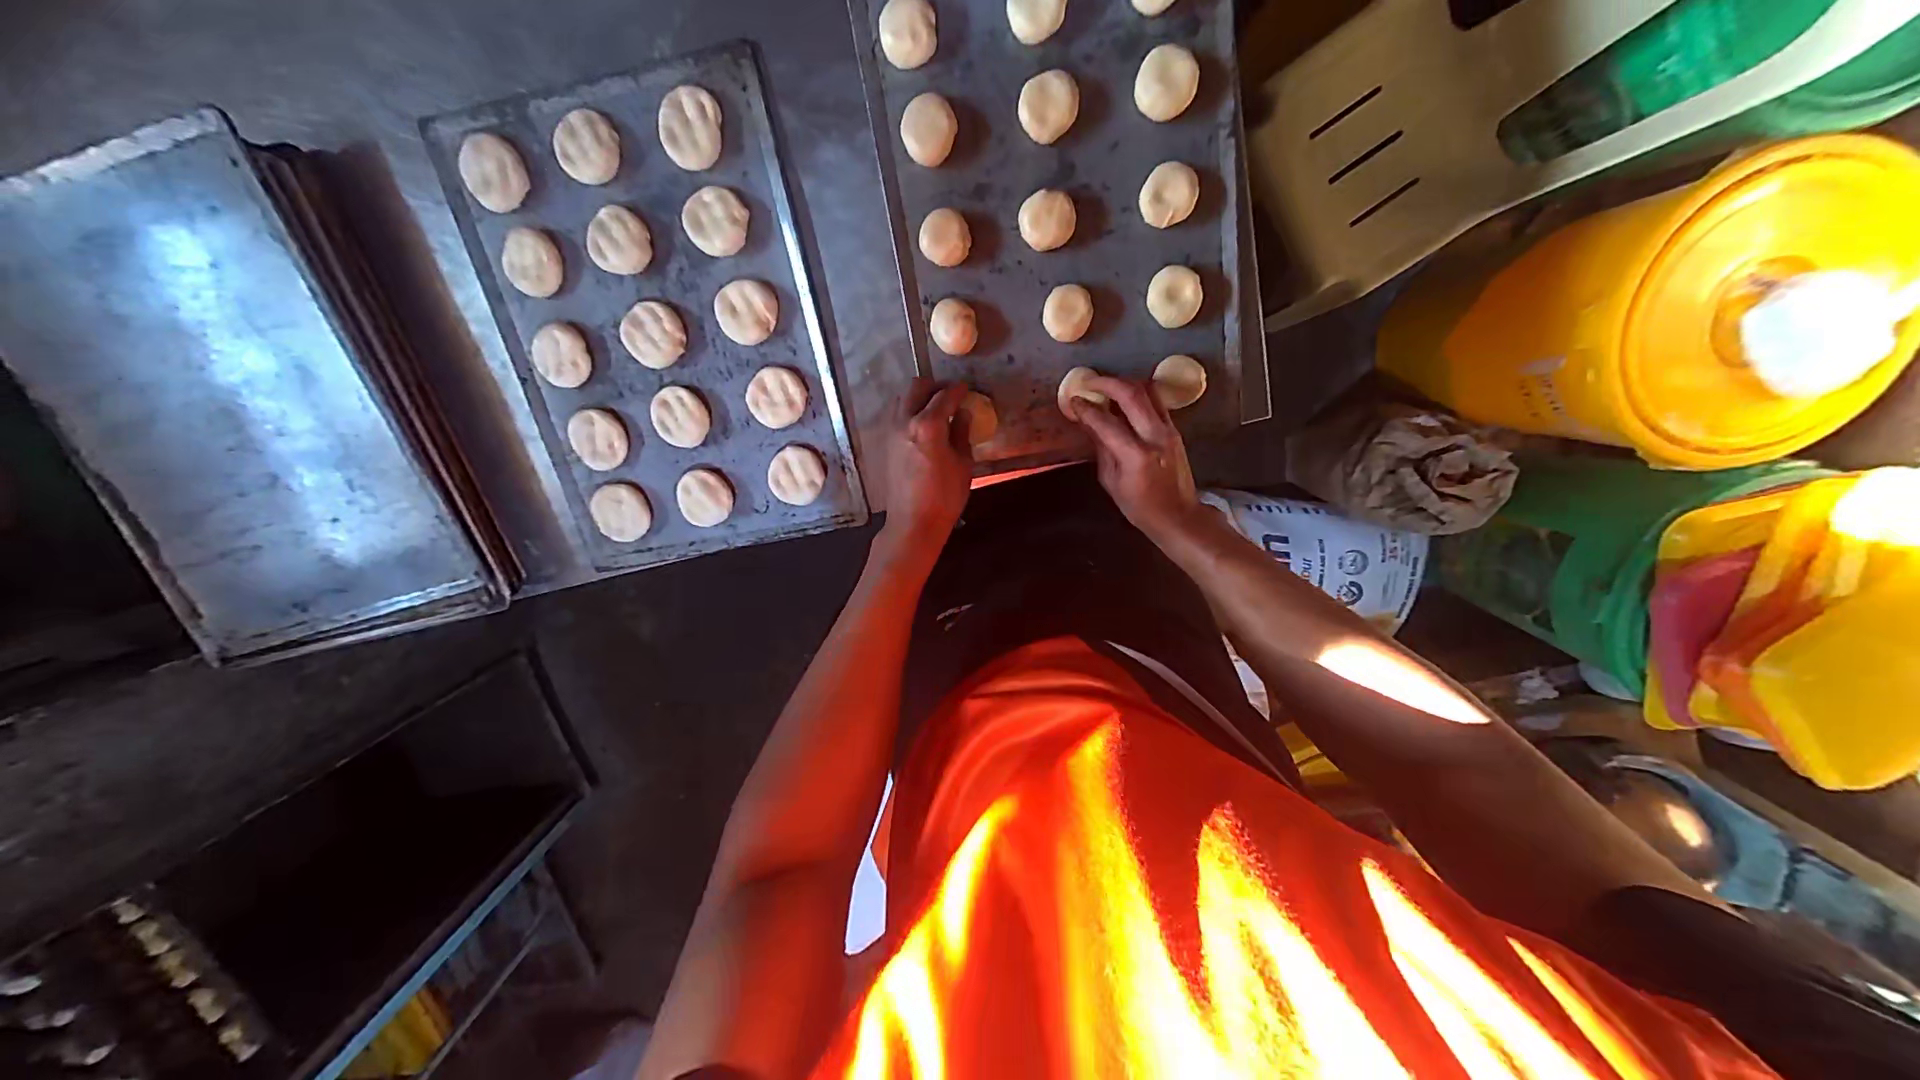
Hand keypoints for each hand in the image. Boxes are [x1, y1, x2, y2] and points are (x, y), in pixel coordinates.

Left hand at [877, 378, 973, 555]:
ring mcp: (891, 431)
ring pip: (903, 399)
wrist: (913, 522)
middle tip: (951, 396)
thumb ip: (961, 433)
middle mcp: (905, 421)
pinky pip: (898, 416)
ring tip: (937, 411)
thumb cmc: (945, 497)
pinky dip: (911, 412)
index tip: (967, 389)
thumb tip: (963, 413)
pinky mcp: (886, 443)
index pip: (945, 396)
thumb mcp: (963, 464)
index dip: (959, 390)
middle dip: (935, 387)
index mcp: (928, 425)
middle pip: (917, 387)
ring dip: (920, 398)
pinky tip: (925, 428)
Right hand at [1066, 375, 1206, 544]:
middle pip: (1132, 394)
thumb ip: (1101, 447)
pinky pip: (1156, 401)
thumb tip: (1088, 421)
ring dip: (1125, 384)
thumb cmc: (1140, 507)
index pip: (1106, 422)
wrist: (1179, 516)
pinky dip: (1138, 395)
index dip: (1087, 408)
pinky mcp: (1175, 429)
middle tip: (1090, 383)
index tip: (1074, 400)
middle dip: (1107, 383)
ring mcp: (1169, 430)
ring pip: (1148, 391)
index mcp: (1136, 456)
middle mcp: (1156, 437)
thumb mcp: (1111, 481)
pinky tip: (1124, 400)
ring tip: (1107, 387)